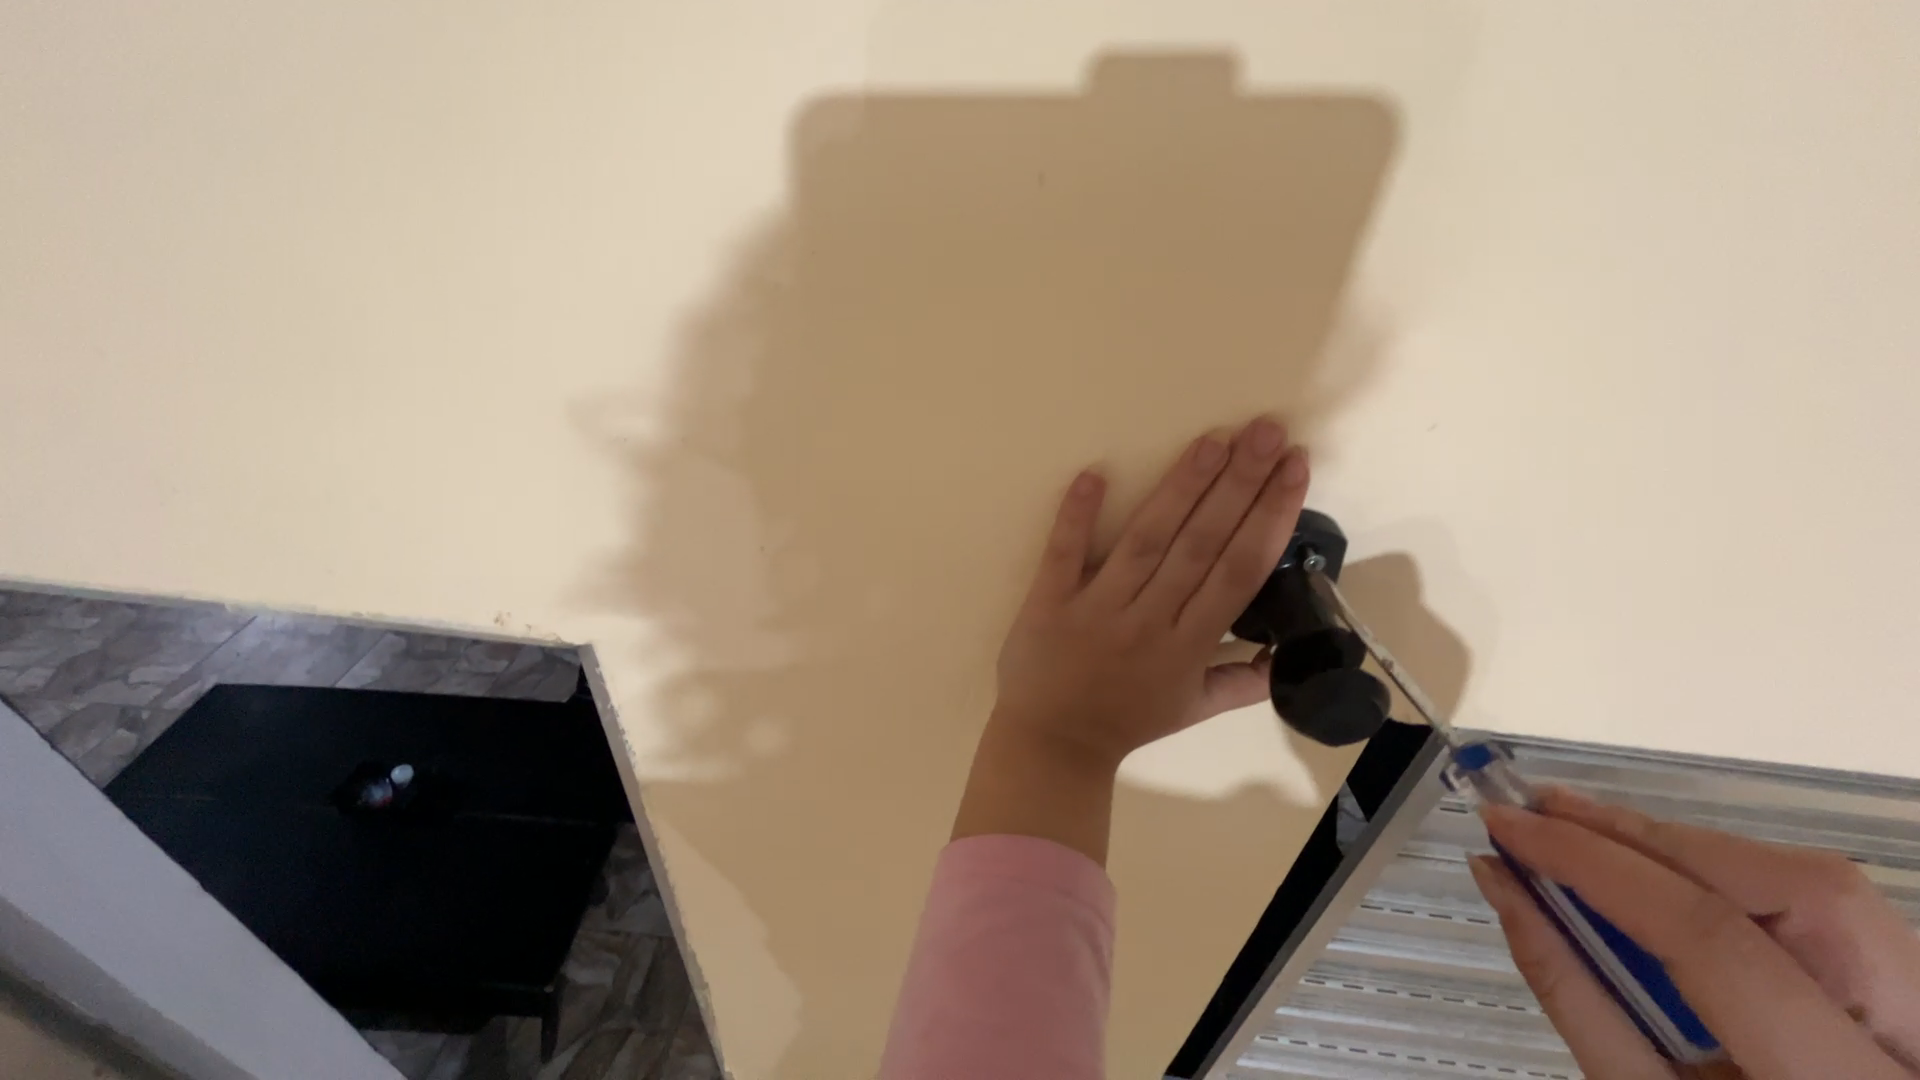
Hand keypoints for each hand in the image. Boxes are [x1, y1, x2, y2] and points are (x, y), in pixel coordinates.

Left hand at [952, 416, 1309, 863]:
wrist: (1052, 744)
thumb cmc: (1125, 721)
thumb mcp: (1192, 709)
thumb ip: (1242, 683)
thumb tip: (1288, 658)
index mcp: (1189, 643)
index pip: (1240, 570)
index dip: (1270, 517)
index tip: (1295, 469)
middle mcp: (1149, 618)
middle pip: (1201, 543)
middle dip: (1238, 484)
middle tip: (1266, 430)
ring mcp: (1096, 607)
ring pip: (1146, 540)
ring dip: (1180, 488)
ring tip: (1212, 440)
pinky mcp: (1049, 601)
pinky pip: (1064, 554)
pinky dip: (1077, 516)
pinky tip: (1094, 473)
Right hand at [1474, 787, 1919, 1077]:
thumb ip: (1569, 987)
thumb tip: (1496, 877)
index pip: (1709, 936)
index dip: (1592, 861)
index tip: (1504, 824)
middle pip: (1787, 886)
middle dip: (1642, 834)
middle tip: (1543, 812)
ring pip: (1810, 879)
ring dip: (1675, 844)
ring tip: (1581, 829)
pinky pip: (1818, 900)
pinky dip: (1717, 870)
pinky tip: (1649, 865)